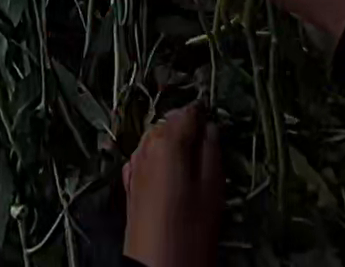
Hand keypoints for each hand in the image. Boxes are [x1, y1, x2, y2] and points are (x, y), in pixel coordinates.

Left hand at [123, 104, 221, 266]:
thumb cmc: (187, 234)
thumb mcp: (211, 191)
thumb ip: (212, 152)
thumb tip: (211, 128)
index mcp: (167, 141)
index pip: (188, 111)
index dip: (203, 112)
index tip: (214, 116)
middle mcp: (147, 144)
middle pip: (170, 122)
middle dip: (188, 127)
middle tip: (207, 143)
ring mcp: (135, 161)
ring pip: (157, 137)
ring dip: (173, 141)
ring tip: (192, 162)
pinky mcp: (130, 179)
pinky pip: (148, 155)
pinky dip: (160, 157)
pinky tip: (172, 174)